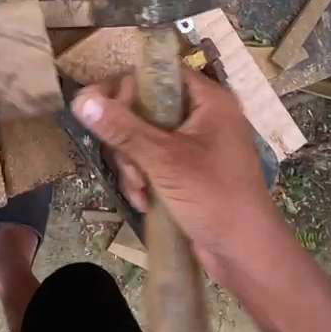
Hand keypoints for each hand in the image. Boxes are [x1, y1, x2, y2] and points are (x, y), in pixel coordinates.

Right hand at [73, 68, 283, 274]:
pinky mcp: (188, 169)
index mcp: (208, 100)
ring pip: (143, 136)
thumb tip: (82, 101)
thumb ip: (122, 128)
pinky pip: (152, 159)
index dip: (126, 87)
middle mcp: (203, 115)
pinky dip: (143, 177)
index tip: (100, 109)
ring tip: (140, 189)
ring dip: (132, 163)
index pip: (157, 73)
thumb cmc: (215, 199)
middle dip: (127, 138)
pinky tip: (145, 200)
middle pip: (144, 106)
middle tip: (127, 162)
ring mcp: (195, 144)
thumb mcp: (164, 161)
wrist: (248, 258)